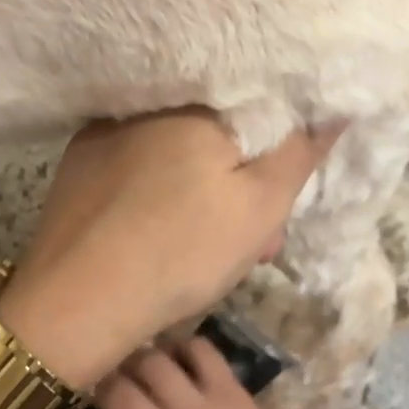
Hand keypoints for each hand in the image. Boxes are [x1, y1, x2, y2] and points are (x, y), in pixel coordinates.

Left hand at [0, 110, 343, 383]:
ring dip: (200, 191)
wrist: (75, 303)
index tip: (281, 201)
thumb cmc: (180, 253)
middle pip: (215, 137)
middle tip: (250, 243)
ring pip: (175, 154)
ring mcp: (105, 133)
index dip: (276, 155)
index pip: (257, 111)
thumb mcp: (260, 208)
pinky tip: (155, 233)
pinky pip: (137, 167)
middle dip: (240, 183)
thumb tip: (334, 104)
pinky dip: (157, 193)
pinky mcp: (78, 163)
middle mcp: (149, 107)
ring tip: (206, 250)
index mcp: (196, 108)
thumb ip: (299, 152)